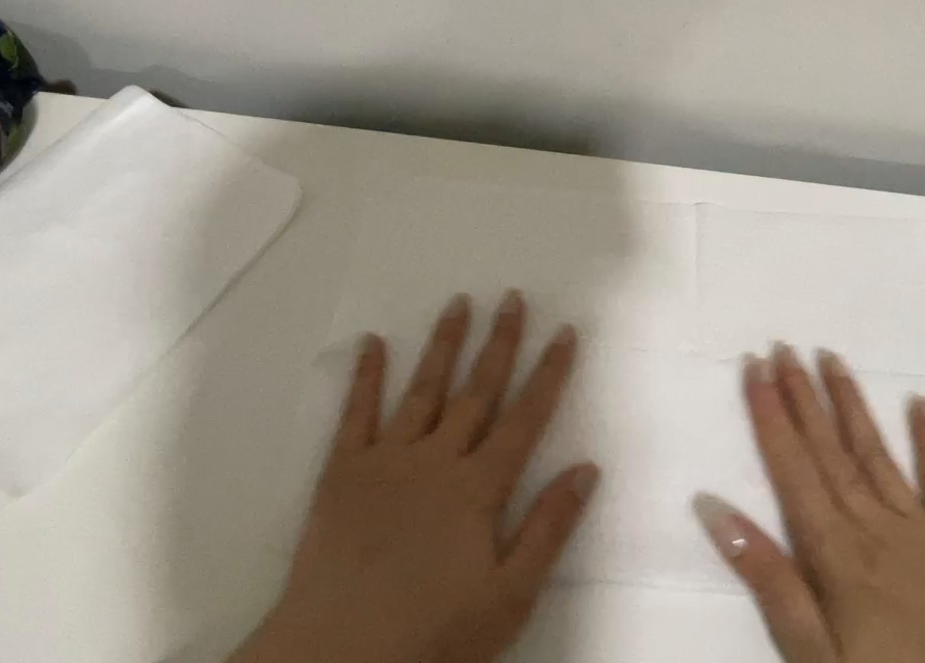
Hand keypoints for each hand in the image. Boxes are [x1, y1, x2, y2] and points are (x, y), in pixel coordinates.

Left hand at [233, 291, 596, 662]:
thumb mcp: (508, 597)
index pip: (525, 417)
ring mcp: (387, 459)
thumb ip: (548, 529)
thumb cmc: (433, 634)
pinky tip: (372, 342)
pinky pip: (356, 413)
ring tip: (459, 302)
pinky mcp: (342, 470)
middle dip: (500, 342)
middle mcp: (437, 458)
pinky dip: (365, 376)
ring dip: (444, 344)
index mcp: (479, 487)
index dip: (549, 373)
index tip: (564, 332)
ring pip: (424, 389)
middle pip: (477, 390)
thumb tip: (587, 467)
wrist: (337, 656)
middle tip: (513, 297)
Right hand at [694, 346, 924, 662]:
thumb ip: (770, 582)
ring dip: (851, 404)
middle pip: (830, 450)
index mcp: (835, 552)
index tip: (754, 366)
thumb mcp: (813, 657)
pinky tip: (922, 404)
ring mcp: (924, 533)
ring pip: (877, 454)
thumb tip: (714, 508)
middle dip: (802, 396)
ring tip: (832, 358)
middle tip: (783, 347)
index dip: (770, 414)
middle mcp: (876, 526)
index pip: (792, 467)